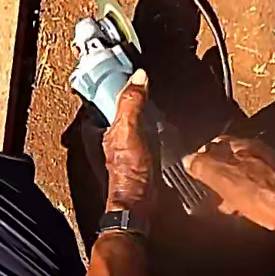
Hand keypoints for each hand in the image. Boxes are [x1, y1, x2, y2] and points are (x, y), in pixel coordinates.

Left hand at [103, 69, 153, 214]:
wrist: (140, 205)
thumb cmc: (130, 174)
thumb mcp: (130, 132)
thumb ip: (132, 104)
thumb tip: (138, 76)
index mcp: (108, 128)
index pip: (112, 97)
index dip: (122, 84)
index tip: (134, 71)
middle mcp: (117, 137)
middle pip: (126, 108)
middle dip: (136, 96)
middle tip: (149, 83)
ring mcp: (131, 148)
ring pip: (138, 122)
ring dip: (148, 113)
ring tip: (159, 100)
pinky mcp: (145, 158)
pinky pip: (151, 135)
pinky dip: (158, 129)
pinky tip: (166, 127)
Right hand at [182, 135, 274, 233]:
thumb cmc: (270, 197)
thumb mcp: (229, 180)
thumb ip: (206, 167)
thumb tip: (188, 159)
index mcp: (248, 147)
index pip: (216, 143)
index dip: (201, 156)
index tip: (189, 171)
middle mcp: (262, 157)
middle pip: (230, 163)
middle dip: (214, 177)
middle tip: (201, 194)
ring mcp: (274, 176)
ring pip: (243, 181)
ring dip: (229, 194)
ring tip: (220, 210)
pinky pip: (256, 197)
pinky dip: (244, 205)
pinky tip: (242, 217)